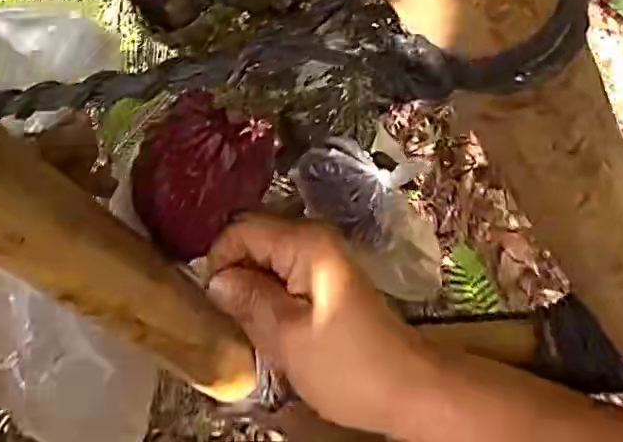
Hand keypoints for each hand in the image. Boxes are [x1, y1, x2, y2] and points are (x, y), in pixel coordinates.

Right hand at [205, 213, 441, 435]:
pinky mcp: (326, 277)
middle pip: (254, 239)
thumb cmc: (350, 366)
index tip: (210, 298)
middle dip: (234, 273)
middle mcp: (312, 237)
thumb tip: (217, 281)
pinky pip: (284, 272)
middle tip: (225, 314)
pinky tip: (268, 323)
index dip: (219, 259)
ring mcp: (321, 256)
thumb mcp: (289, 338)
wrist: (411, 392)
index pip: (241, 230)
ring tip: (245, 322)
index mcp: (304, 241)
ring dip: (251, 286)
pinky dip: (270, 293)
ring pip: (267, 258)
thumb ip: (249, 300)